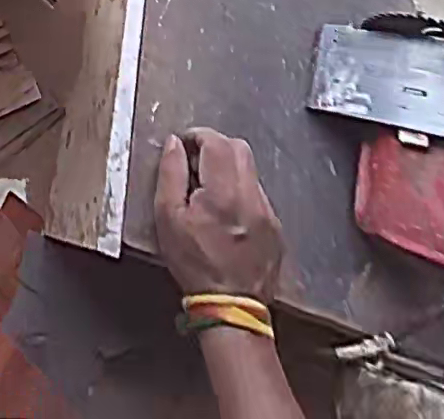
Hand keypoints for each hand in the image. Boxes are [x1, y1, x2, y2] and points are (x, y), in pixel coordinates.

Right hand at [154, 128, 283, 300]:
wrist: (231, 308)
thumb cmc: (193, 262)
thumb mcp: (167, 216)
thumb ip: (170, 173)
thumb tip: (174, 143)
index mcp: (224, 193)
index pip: (218, 142)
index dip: (197, 135)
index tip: (183, 146)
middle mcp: (253, 198)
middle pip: (240, 148)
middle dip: (215, 146)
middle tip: (195, 163)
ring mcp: (269, 214)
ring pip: (250, 170)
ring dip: (227, 169)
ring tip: (208, 190)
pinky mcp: (276, 228)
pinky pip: (257, 193)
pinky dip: (239, 190)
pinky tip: (224, 211)